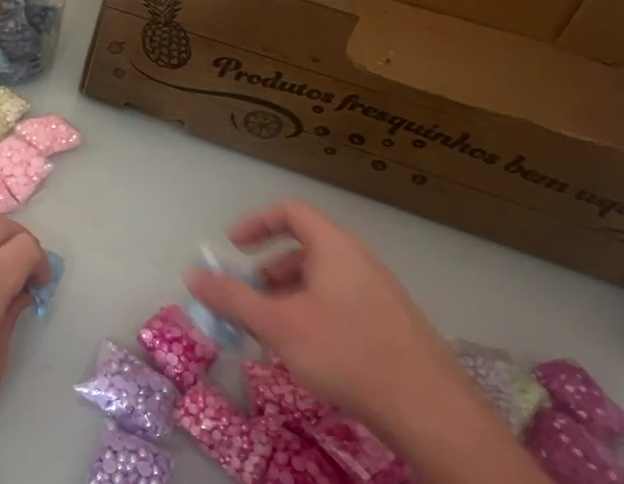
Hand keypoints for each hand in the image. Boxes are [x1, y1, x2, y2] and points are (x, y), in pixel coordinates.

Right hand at [182, 201, 468, 431]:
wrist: (431, 412)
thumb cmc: (347, 354)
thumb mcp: (278, 326)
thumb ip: (232, 299)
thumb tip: (192, 275)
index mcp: (335, 248)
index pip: (291, 212)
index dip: (256, 223)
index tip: (232, 247)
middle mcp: (361, 261)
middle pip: (305, 248)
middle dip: (268, 270)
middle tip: (248, 299)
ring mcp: (382, 293)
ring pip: (323, 279)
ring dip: (289, 296)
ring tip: (273, 333)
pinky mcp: (394, 325)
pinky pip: (343, 303)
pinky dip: (314, 314)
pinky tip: (309, 354)